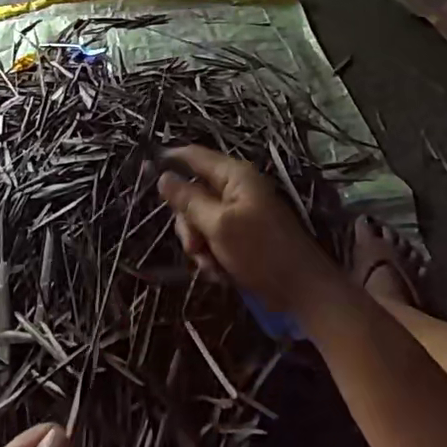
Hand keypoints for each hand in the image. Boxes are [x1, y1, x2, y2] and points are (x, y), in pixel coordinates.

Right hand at [155, 145, 340, 315]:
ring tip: (213, 266)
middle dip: (188, 224)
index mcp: (234, 176)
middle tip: (194, 247)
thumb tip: (164, 177)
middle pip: (192, 195)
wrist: (301, 291)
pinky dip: (212, 256)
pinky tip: (222, 273)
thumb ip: (189, 200)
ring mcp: (240, 213)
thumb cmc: (261, 252)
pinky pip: (213, 239)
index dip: (170, 160)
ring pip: (199, 221)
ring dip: (200, 246)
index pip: (194, 156)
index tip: (145, 172)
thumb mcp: (218, 225)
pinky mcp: (242, 236)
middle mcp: (236, 189)